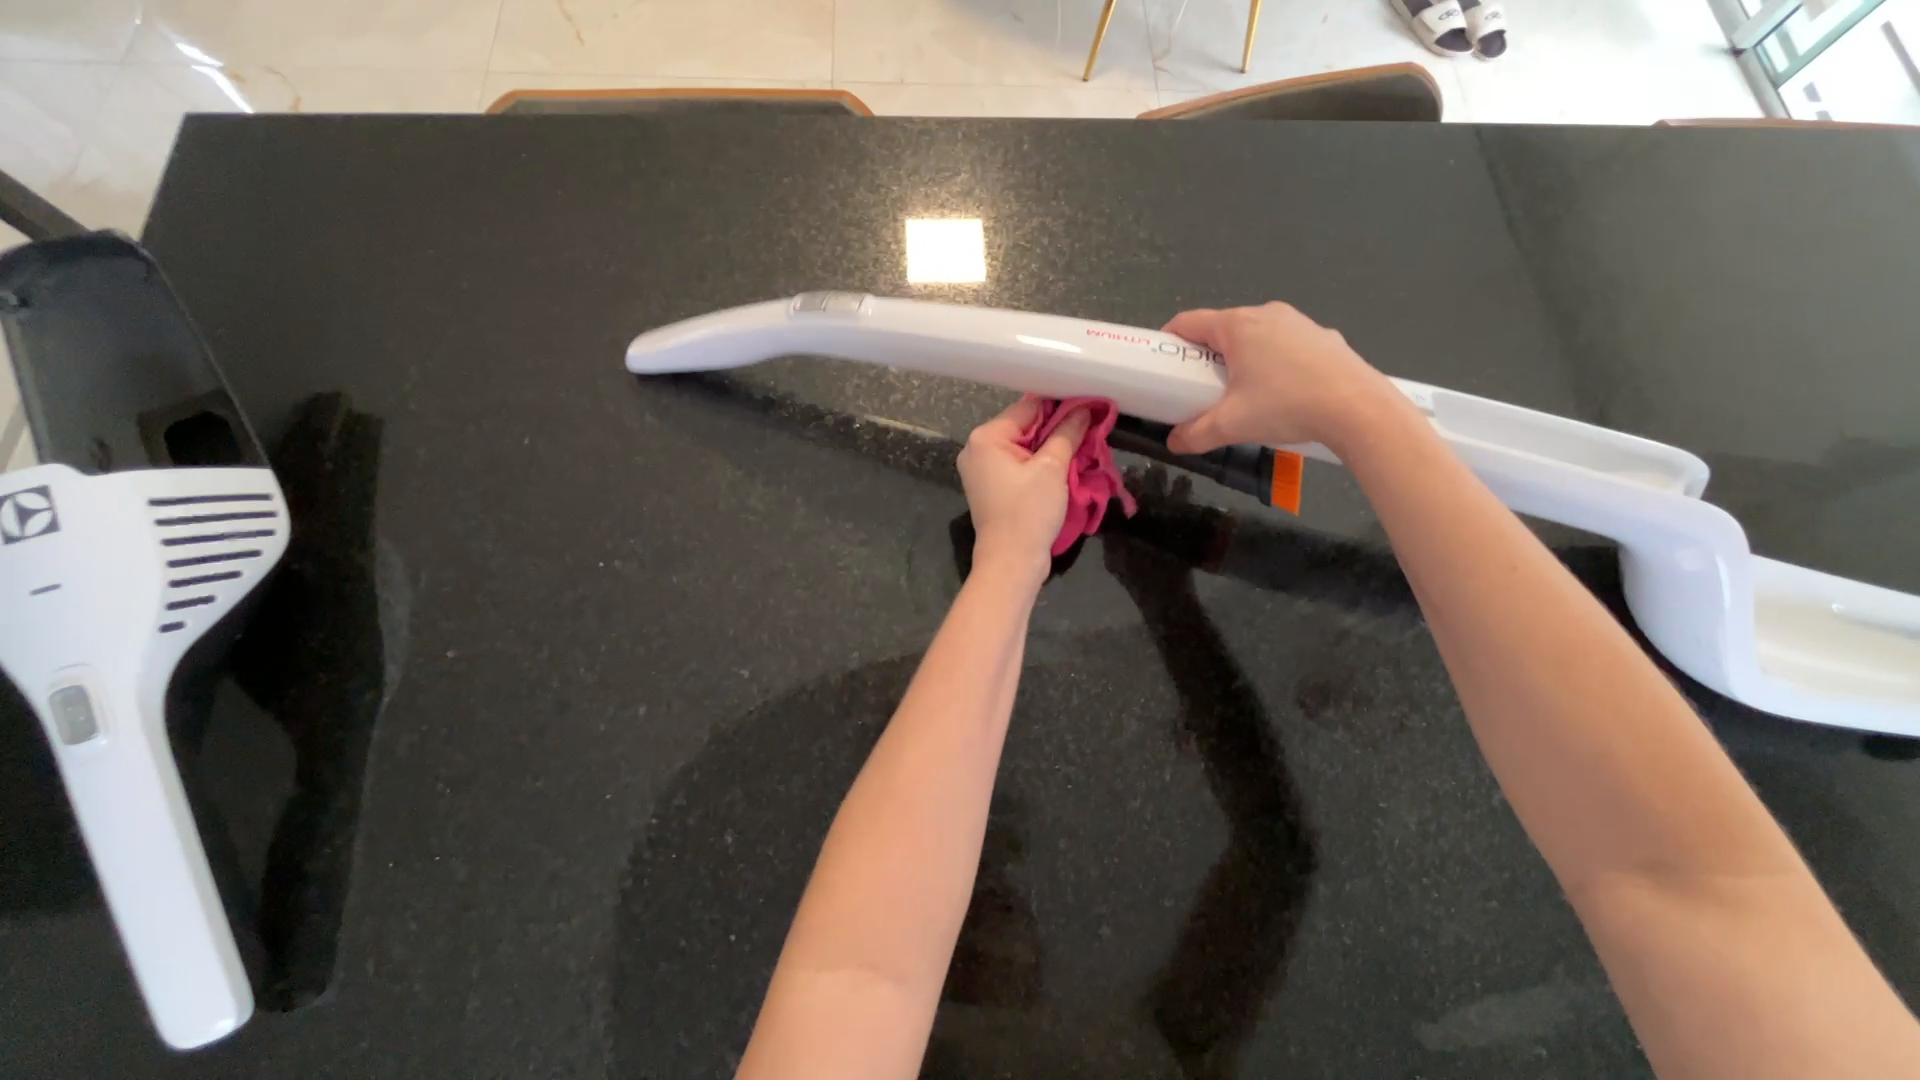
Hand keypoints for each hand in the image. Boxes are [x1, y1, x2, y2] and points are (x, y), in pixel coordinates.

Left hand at [957, 398, 1092, 581]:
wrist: (1011, 562)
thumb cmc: (1028, 512)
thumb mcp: (1052, 468)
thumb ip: (1067, 433)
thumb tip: (1084, 409)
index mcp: (986, 437)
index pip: (1028, 407)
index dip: (1060, 407)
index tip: (1090, 408)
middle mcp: (977, 448)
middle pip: (1025, 426)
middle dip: (1057, 430)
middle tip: (1090, 430)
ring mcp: (982, 469)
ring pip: (1024, 447)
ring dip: (1051, 448)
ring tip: (1081, 449)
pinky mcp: (991, 487)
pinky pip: (1018, 465)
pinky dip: (1039, 465)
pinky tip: (1062, 468)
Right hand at [1162, 302, 1400, 454]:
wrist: (1359, 409)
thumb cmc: (1286, 406)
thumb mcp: (1232, 425)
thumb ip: (1196, 434)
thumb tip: (1173, 444)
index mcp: (1238, 326)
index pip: (1189, 321)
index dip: (1169, 341)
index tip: (1163, 364)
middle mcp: (1267, 314)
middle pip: (1223, 329)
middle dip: (1207, 355)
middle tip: (1200, 388)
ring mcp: (1300, 323)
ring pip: (1257, 336)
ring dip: (1242, 359)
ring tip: (1243, 393)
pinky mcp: (1325, 338)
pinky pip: (1287, 346)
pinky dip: (1275, 363)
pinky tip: (1283, 393)